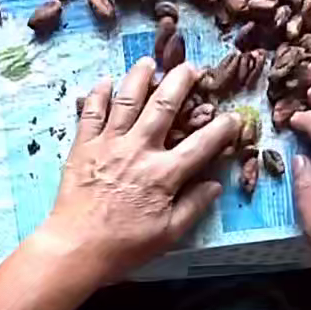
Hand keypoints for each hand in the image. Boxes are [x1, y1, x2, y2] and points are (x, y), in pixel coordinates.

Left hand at [34, 59, 238, 286]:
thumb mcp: (168, 234)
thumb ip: (194, 206)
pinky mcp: (83, 146)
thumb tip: (215, 184)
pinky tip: (105, 82)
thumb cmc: (124, 246)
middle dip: (180, 81)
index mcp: (164, 174)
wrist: (76, 247)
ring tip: (149, 62)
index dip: (222, 128)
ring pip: (127, 99)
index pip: (202, 144)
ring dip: (140, 76)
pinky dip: (99, 94)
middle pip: (164, 105)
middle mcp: (139, 150)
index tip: (234, 117)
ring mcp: (109, 144)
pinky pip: (91, 112)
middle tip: (190, 68)